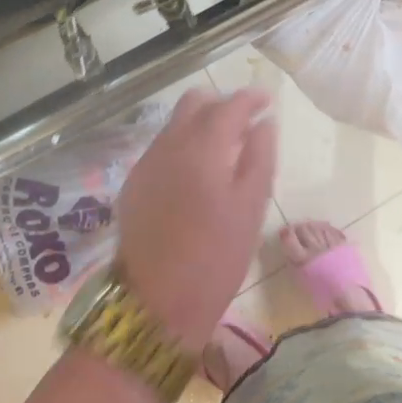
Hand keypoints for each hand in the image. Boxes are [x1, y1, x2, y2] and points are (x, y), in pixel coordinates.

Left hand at [115, 87, 277, 348]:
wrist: (155, 304)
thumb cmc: (215, 259)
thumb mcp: (251, 209)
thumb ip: (260, 157)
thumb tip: (264, 123)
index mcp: (202, 147)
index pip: (229, 104)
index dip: (251, 98)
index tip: (268, 101)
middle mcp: (169, 144)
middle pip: (195, 102)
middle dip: (221, 105)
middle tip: (245, 126)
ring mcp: (147, 162)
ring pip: (175, 124)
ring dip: (200, 125)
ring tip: (224, 153)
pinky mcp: (133, 183)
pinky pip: (162, 148)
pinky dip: (183, 147)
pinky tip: (196, 177)